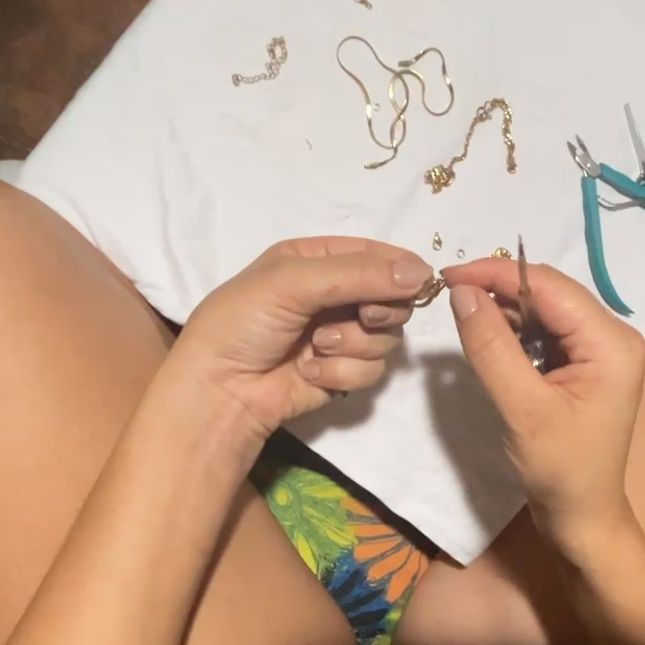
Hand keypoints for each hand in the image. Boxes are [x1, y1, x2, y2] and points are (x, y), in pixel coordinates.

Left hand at [169, 237, 432, 437]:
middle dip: (381, 309)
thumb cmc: (244, 323)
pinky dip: (342, 372)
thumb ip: (358, 274)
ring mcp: (340, 337)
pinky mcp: (342, 374)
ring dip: (354, 344)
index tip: (417, 282)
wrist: (221, 389)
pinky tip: (310, 372)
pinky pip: (372, 370)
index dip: (400, 268)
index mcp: (317, 261)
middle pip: (392, 298)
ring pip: (387, 337)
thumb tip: (423, 274)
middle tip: (363, 317)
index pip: (375, 255)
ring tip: (317, 347)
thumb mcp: (293, 282)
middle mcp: (333, 296)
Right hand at [445, 258, 644, 547]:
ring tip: (463, 316)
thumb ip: (492, 348)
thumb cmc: (561, 470)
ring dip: (503, 311)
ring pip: (543, 311)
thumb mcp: (522, 409)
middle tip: (449, 294)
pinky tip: (488, 339)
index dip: (497, 274)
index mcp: (611, 342)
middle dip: (499, 289)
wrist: (582, 517)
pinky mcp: (583, 365)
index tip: (447, 276)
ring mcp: (599, 350)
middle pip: (549, 293)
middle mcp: (612, 335)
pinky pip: (544, 334)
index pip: (550, 287)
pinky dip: (513, 332)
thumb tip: (461, 293)